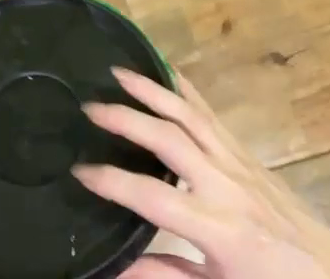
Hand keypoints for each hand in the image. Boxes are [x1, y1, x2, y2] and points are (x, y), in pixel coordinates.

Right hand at [73, 68, 329, 278]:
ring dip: (153, 90)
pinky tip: (166, 72)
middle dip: (126, 119)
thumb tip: (111, 268)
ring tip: (118, 71)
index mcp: (220, 230)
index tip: (79, 170)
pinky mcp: (249, 155)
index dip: (113, 182)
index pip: (154, 198)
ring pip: (191, 115)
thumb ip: (165, 277)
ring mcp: (240, 164)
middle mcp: (227, 186)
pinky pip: (213, 116)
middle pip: (170, 139)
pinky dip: (186, 91)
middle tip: (89, 106)